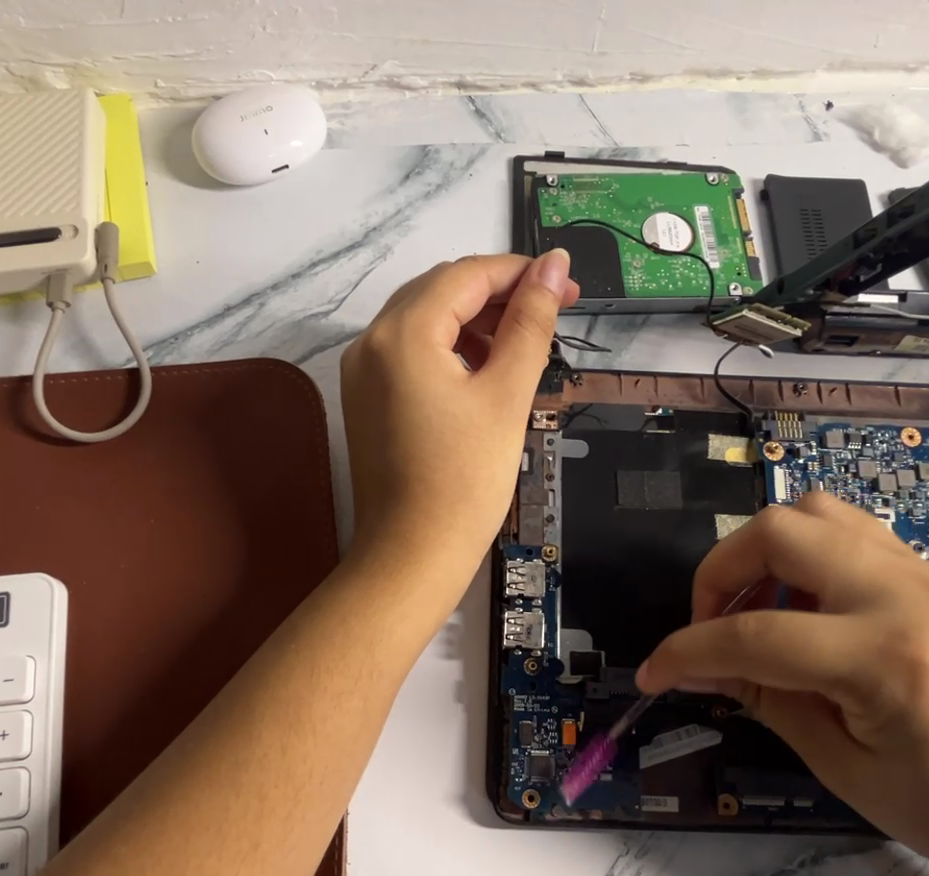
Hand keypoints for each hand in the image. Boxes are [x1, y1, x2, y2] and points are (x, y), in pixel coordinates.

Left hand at [340, 251, 578, 581]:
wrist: (412, 556)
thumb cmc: (465, 480)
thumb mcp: (507, 395)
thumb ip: (530, 323)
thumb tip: (554, 265)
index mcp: (401, 334)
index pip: (465, 276)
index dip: (520, 273)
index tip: (568, 286)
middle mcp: (370, 342)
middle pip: (440, 291)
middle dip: (497, 294)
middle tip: (552, 312)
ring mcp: (361, 373)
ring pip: (424, 322)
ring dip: (473, 322)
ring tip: (522, 346)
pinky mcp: (365, 400)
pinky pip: (409, 354)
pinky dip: (448, 351)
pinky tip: (483, 373)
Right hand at [636, 494, 928, 875]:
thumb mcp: (844, 768)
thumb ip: (768, 700)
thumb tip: (706, 668)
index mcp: (882, 656)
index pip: (753, 634)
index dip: (687, 652)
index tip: (651, 673)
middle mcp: (904, 594)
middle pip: (779, 531)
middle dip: (721, 571)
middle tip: (711, 626)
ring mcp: (927, 579)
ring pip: (818, 512)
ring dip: (766, 551)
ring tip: (755, 610)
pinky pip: (854, 535)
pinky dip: (807, 556)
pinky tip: (805, 612)